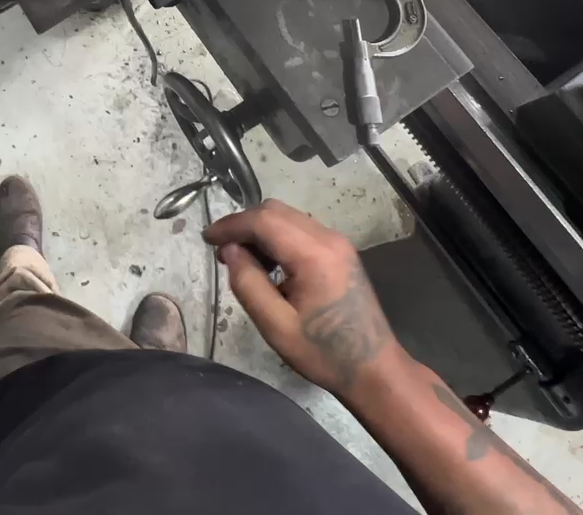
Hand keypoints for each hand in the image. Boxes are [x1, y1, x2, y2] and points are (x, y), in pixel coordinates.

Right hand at [204, 200, 407, 400]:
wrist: (375, 370)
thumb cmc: (324, 353)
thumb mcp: (276, 326)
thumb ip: (248, 284)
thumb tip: (230, 251)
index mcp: (313, 255)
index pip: (263, 221)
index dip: (231, 225)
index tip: (207, 238)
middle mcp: (328, 238)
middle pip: (275, 211)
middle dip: (243, 225)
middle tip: (222, 251)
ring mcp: (337, 242)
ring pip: (287, 217)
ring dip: (259, 230)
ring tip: (242, 260)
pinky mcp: (340, 251)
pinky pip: (300, 229)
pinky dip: (276, 237)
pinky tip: (268, 265)